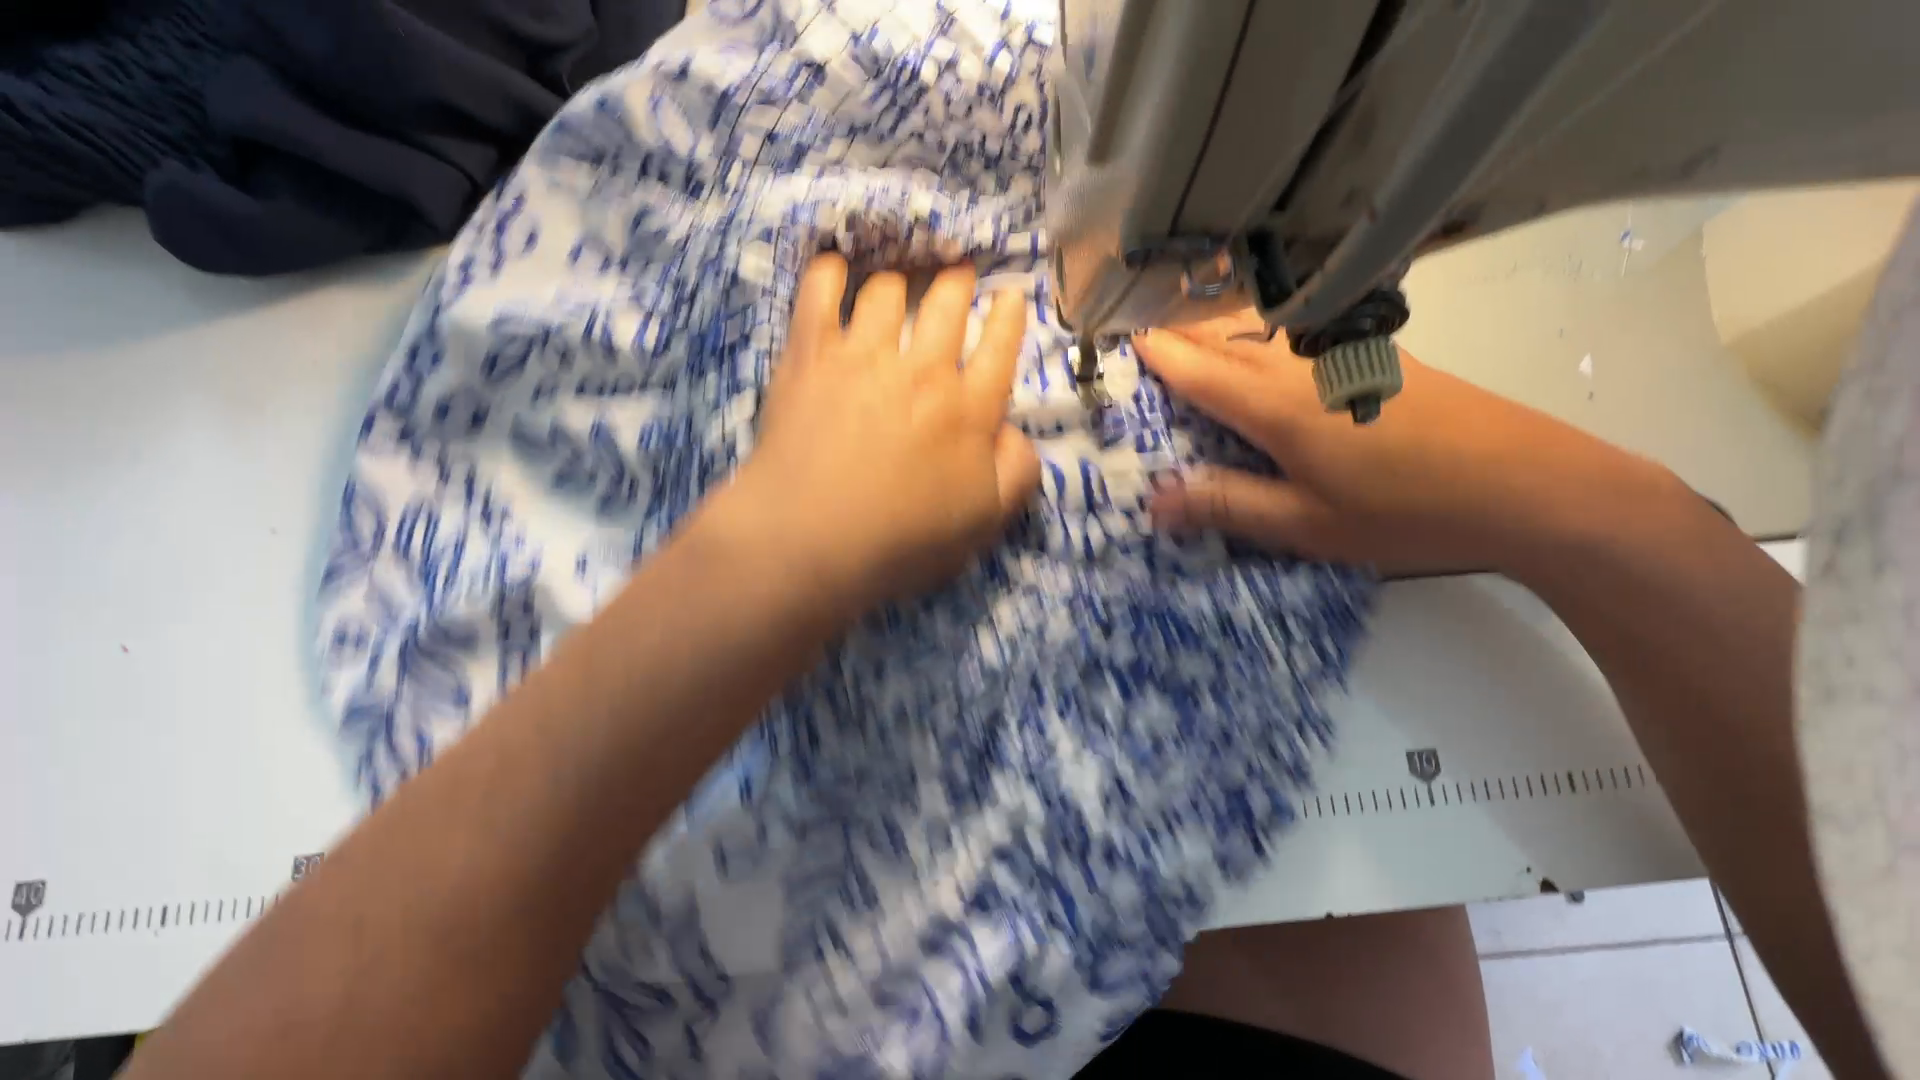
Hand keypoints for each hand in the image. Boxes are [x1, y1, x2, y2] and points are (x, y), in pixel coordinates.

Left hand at [708, 253, 1039, 617]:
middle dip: (957, 281)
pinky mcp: (810, 355)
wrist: (809, 541)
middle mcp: (922, 369)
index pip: (1000, 345)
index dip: (1008, 314)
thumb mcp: (983, 522)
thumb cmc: (900, 541)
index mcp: (969, 409)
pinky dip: (828, 273)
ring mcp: (863, 356)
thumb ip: (1015, 473)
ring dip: (898, 280)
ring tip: (898, 280)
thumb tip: (1014, 431)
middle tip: (956, 275)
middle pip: (947, 302)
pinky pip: (820, 293)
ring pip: (886, 290)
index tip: (1009, 296)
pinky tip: (834, 266)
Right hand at [1132, 311, 1685, 575]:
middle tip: (1143, 325)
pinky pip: (1301, 332)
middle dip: (1180, 328)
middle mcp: (1303, 366)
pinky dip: (1265, 330)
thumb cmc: (1407, 512)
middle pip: (1226, 335)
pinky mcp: (1382, 356)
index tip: (1121, 336)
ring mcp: (1347, 354)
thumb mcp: (1307, 526)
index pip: (1197, 370)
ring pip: (1265, 326)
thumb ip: (1228, 506)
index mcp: (1275, 406)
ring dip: (1221, 322)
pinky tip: (1270, 340)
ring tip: (1192, 324)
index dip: (1156, 353)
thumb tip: (1153, 502)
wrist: (1530, 485)